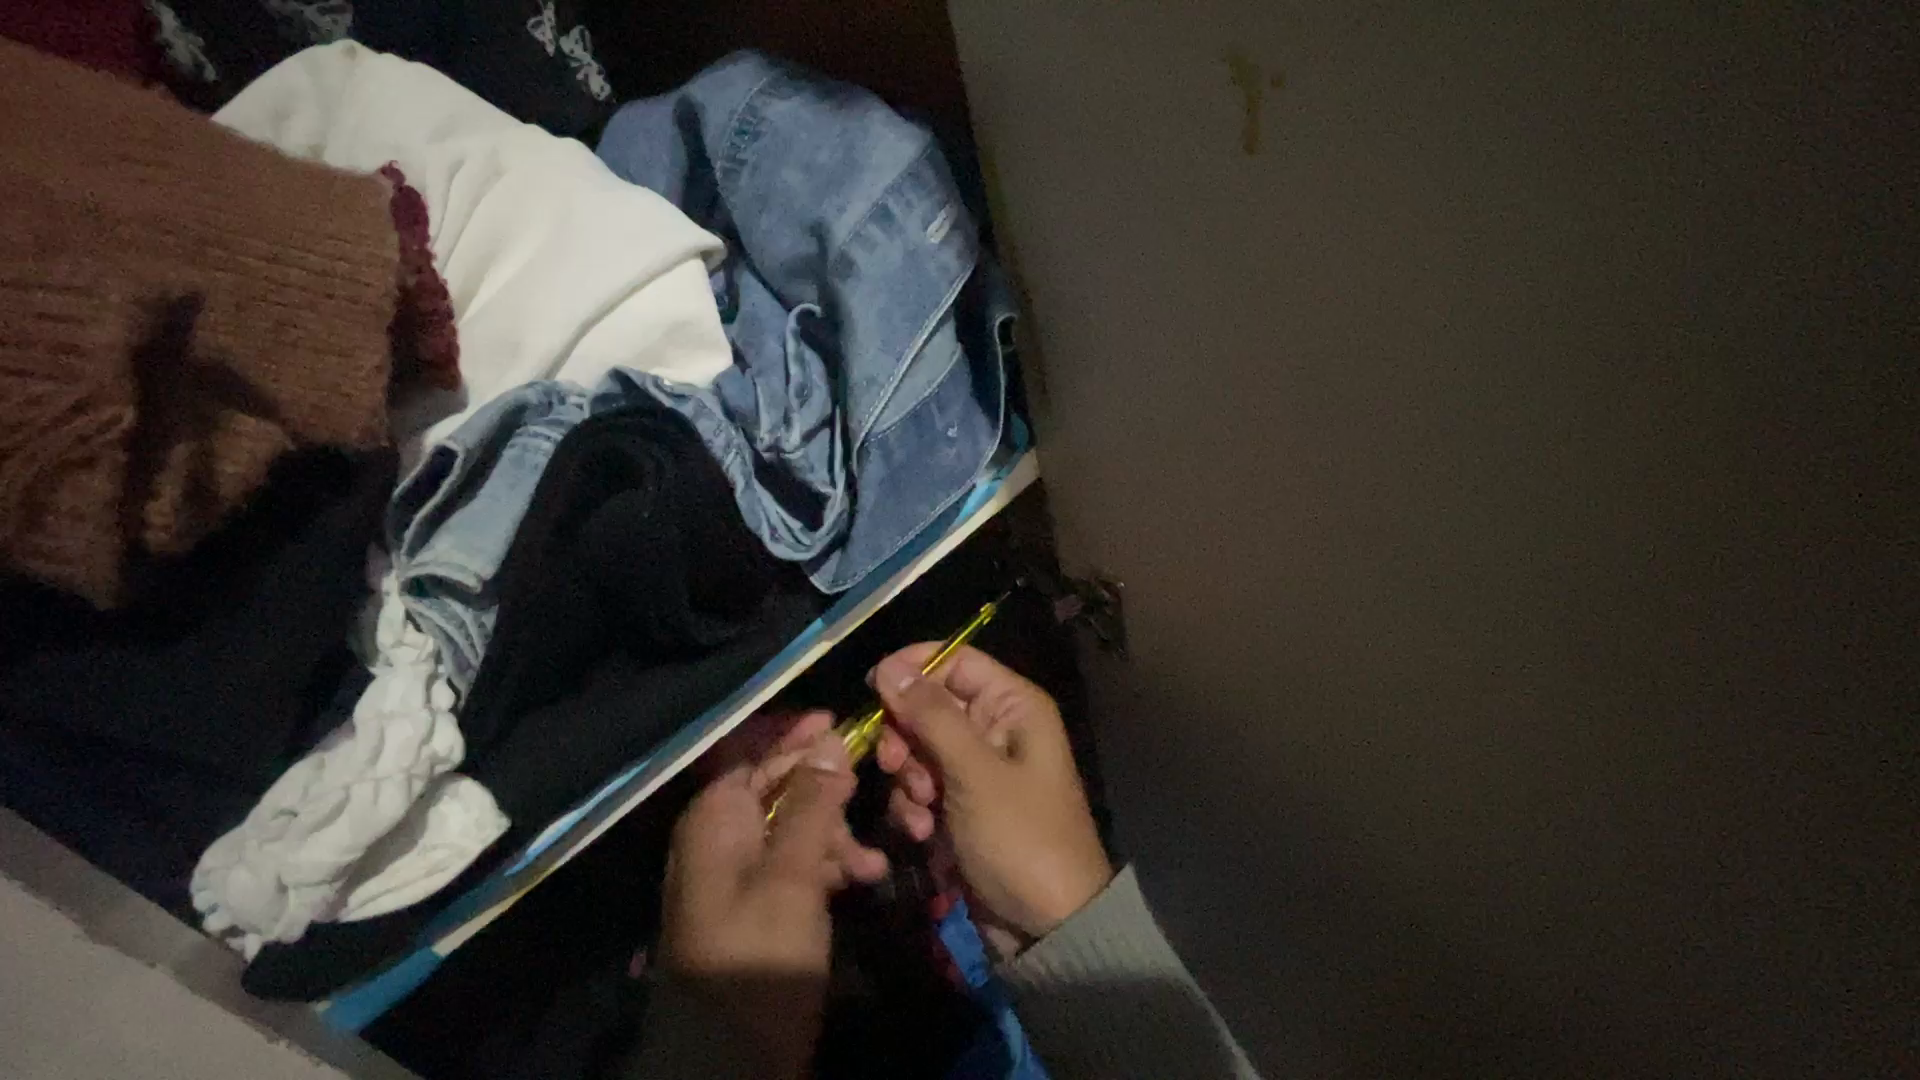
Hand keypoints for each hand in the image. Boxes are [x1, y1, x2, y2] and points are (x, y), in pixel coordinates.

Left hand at [659, 713, 887, 1077]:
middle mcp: (721, 837)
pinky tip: (862, 878)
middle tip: (868, 790)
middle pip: (777, 787)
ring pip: (793, 828)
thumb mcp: (792, 876)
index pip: (753, 752)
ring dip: (835, 835)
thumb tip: (828, 741)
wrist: (724, 1064)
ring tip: (871, 860)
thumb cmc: (756, 960)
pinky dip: (827, 866)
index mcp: (716, 818)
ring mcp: (738, 874)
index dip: (795, 734)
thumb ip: (811, 804)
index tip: (842, 722)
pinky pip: (794, 865)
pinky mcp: (757, 907)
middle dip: (826, 789)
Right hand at [873, 645, 1113, 960]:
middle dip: (906, 736)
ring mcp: (975, 769)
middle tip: (894, 764)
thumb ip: (931, 716)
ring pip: (918, 748)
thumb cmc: (1021, 837)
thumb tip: (888, 666)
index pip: (955, 660)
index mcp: (1013, 706)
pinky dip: (914, 806)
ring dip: (909, 778)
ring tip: (922, 810)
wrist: (1046, 927)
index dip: (913, 668)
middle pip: (929, 705)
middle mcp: (994, 728)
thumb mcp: (975, 772)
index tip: (871, 688)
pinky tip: (922, 833)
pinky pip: (921, 786)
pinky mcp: (959, 805)